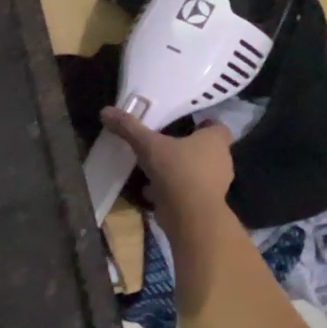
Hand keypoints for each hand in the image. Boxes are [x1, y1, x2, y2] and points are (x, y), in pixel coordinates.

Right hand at [100, 107, 234, 213]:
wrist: (190, 216)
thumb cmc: (177, 171)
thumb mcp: (148, 144)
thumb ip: (128, 127)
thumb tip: (105, 111)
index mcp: (215, 141)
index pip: (218, 127)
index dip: (203, 125)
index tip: (185, 125)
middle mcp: (221, 161)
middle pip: (206, 149)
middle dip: (186, 148)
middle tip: (164, 144)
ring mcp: (215, 184)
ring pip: (196, 171)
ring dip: (178, 170)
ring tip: (155, 168)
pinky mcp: (204, 203)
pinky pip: (187, 191)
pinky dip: (173, 190)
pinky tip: (152, 190)